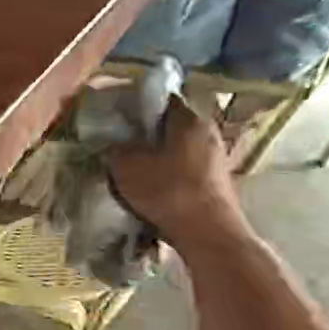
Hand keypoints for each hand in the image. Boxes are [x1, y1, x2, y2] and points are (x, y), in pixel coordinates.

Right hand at [108, 96, 248, 248]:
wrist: (204, 228)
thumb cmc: (166, 190)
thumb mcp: (126, 167)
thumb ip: (117, 149)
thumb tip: (114, 142)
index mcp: (189, 121)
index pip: (164, 100)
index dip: (139, 106)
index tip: (117, 115)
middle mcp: (208, 131)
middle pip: (172, 124)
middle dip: (147, 132)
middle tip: (119, 141)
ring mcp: (215, 155)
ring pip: (178, 145)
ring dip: (157, 152)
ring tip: (131, 164)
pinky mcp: (213, 176)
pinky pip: (184, 164)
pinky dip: (166, 168)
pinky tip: (150, 181)